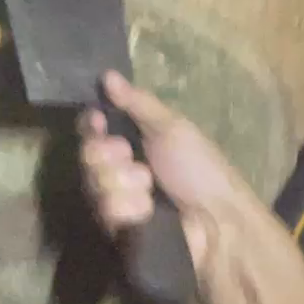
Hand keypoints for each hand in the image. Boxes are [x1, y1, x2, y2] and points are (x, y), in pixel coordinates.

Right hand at [78, 71, 303, 303]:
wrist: (216, 222)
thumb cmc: (199, 170)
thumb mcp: (172, 128)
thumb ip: (137, 103)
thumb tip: (107, 75)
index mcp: (130, 144)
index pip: (92, 130)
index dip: (91, 125)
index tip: (99, 121)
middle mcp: (116, 172)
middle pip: (87, 155)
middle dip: (109, 156)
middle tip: (134, 160)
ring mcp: (114, 201)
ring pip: (93, 183)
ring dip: (124, 183)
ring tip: (150, 192)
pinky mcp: (115, 229)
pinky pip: (104, 210)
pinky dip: (129, 207)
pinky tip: (148, 212)